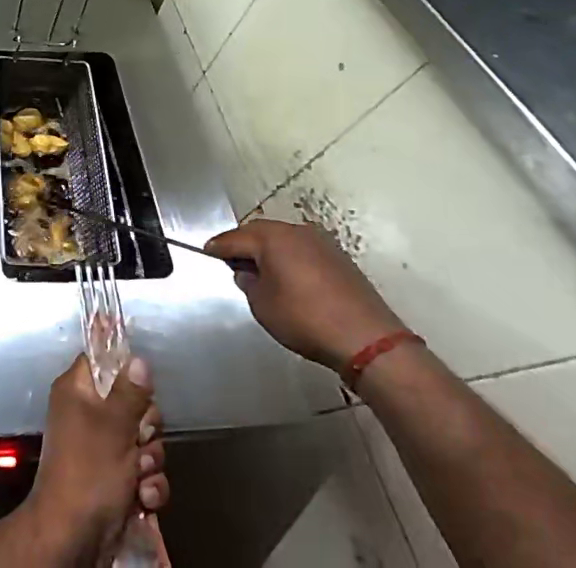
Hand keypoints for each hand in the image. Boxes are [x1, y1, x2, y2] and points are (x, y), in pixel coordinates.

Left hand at [21, 353, 167, 562]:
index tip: (138, 390)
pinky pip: (145, 471)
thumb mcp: (113, 425)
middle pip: (132, 403)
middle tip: (137, 441)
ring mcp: (101, 445)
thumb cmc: (89, 469)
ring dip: (149, 462)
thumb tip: (139, 359)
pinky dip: (148, 486)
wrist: (76, 531)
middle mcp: (87, 413)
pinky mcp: (116, 475)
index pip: (102, 362)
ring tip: (137, 476)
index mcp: (76, 390)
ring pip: (143, 440)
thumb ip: (129, 392)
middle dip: (146, 429)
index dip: (125, 373)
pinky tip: (142, 498)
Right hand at [204, 219, 406, 371]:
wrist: (370, 342)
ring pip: (284, 240)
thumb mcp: (261, 304)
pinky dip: (290, 259)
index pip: (234, 238)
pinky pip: (303, 251)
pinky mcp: (341, 260)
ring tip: (261, 272)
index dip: (217, 247)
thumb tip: (248, 273)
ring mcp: (323, 245)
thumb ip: (248, 282)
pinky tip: (288, 278)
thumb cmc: (305, 319)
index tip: (206, 252)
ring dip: (269, 251)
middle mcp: (297, 233)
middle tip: (232, 263)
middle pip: (259, 232)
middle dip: (243, 245)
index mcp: (273, 238)